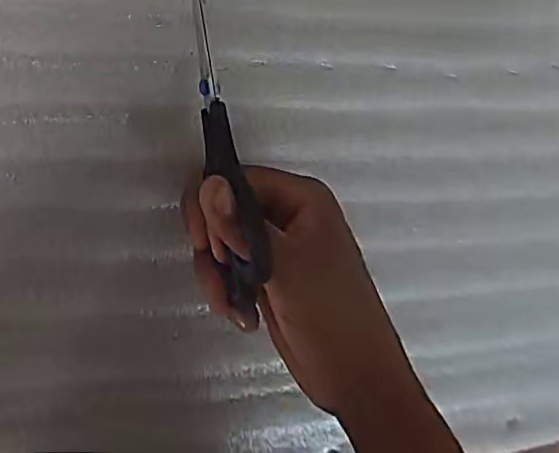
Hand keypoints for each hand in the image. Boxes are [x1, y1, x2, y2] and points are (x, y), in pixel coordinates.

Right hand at [183, 167, 459, 451]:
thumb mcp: (282, 263)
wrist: (355, 378)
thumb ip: (241, 225)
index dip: (215, 204)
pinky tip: (240, 311)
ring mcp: (278, 245)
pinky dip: (225, 287)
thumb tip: (210, 186)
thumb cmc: (335, 316)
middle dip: (213, 240)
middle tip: (216, 266)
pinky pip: (231, 266)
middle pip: (228, 208)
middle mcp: (290, 215)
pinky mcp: (269, 274)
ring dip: (217, 271)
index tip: (203, 237)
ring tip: (228, 299)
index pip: (241, 180)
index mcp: (303, 198)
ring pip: (224, 239)